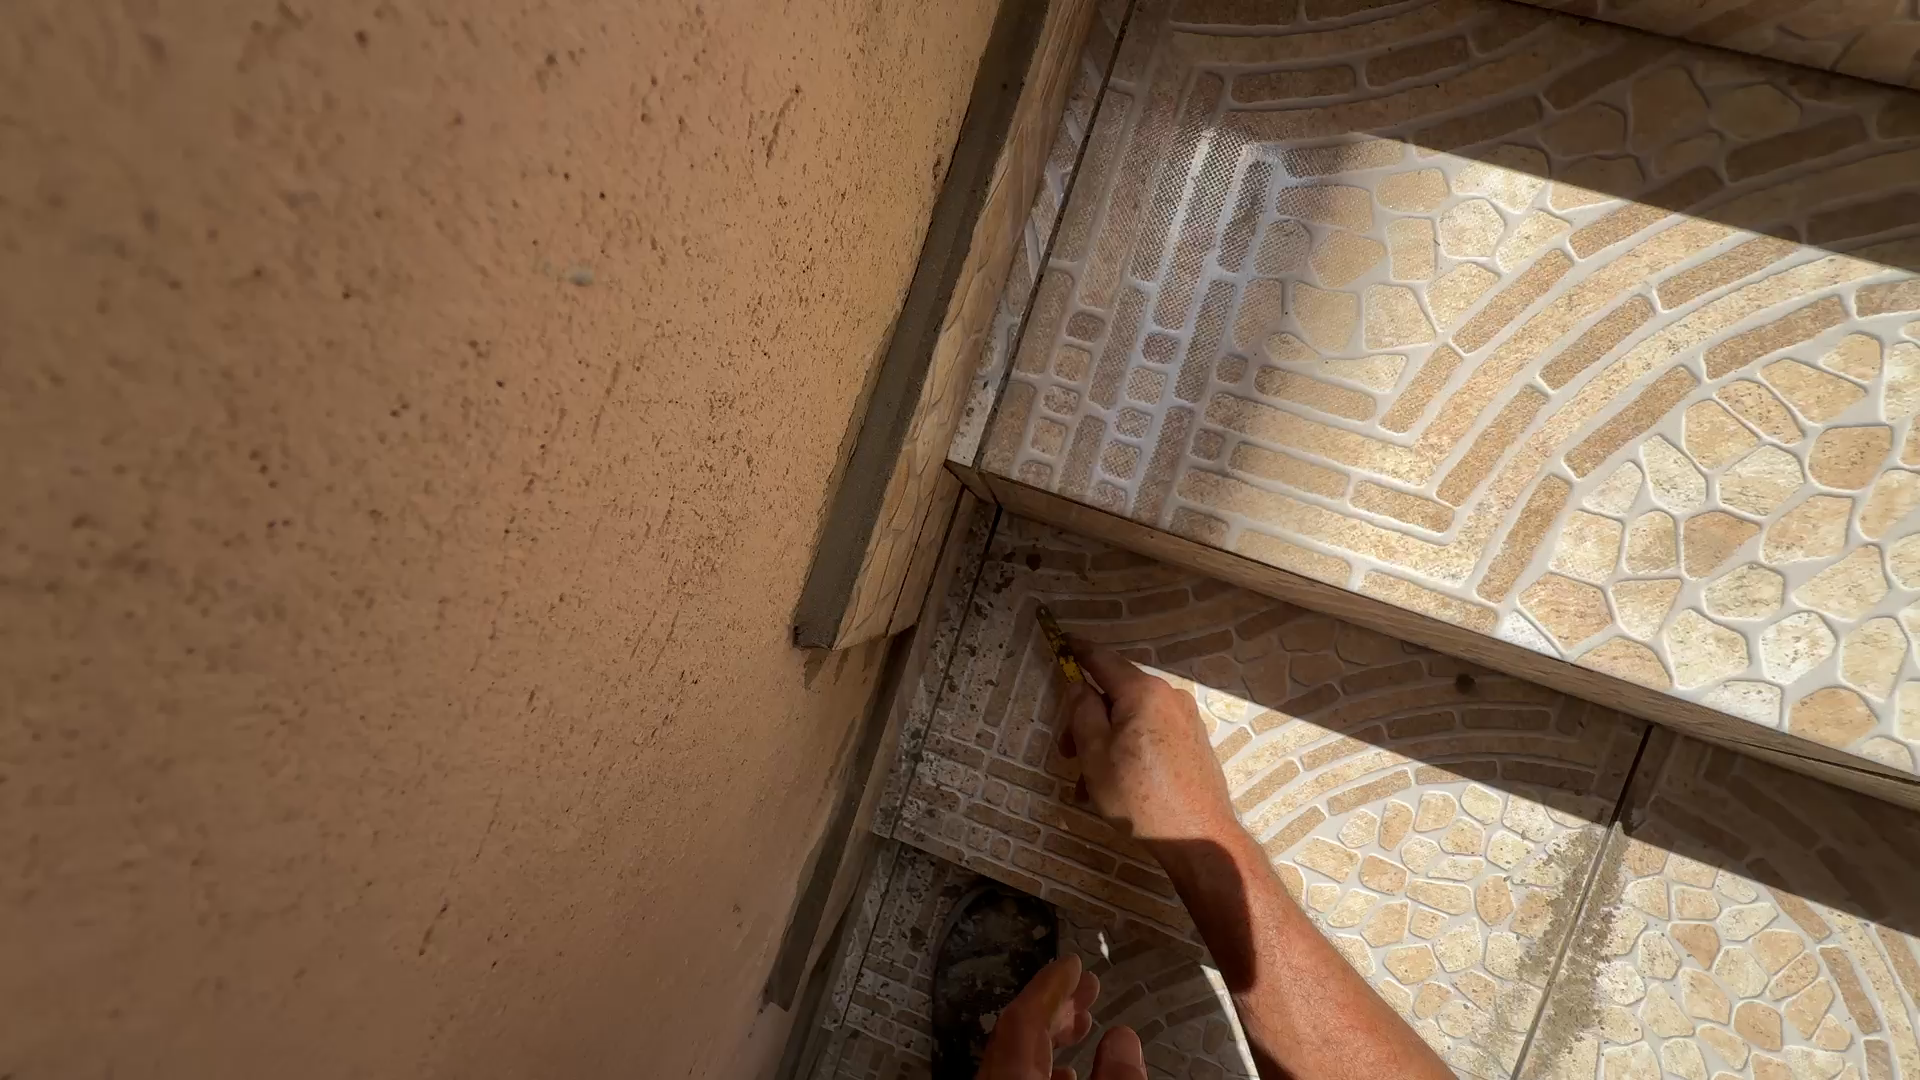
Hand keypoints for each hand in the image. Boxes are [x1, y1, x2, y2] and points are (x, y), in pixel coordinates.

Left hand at [977, 954, 1147, 1079]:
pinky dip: (1043, 1069)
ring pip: (1016, 1058)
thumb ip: (1116, 1077)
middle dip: (1055, 1006)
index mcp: (1009, 1076)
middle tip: (1087, 987)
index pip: (1022, 1017)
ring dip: (1052, 1038)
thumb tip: (1123, 1038)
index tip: (1071, 963)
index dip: (1049, 986)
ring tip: (1084, 1023)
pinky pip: (1016, 1079)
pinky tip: (1071, 1073)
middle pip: (1018, 1033)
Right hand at [1056, 637, 1238, 843]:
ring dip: (1104, 741)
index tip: (1061, 640)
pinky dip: (1127, 749)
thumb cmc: (1138, 796)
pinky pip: (1149, 733)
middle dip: (1087, 718)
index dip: (1077, 650)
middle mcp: (1168, 696)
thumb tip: (1079, 684)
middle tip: (1067, 752)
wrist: (1199, 839)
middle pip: (1115, 693)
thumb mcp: (1094, 753)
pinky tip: (1115, 785)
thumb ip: (1082, 711)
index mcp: (1142, 691)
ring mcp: (1185, 719)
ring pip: (1130, 718)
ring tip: (1088, 783)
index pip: (1102, 658)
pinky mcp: (1192, 741)